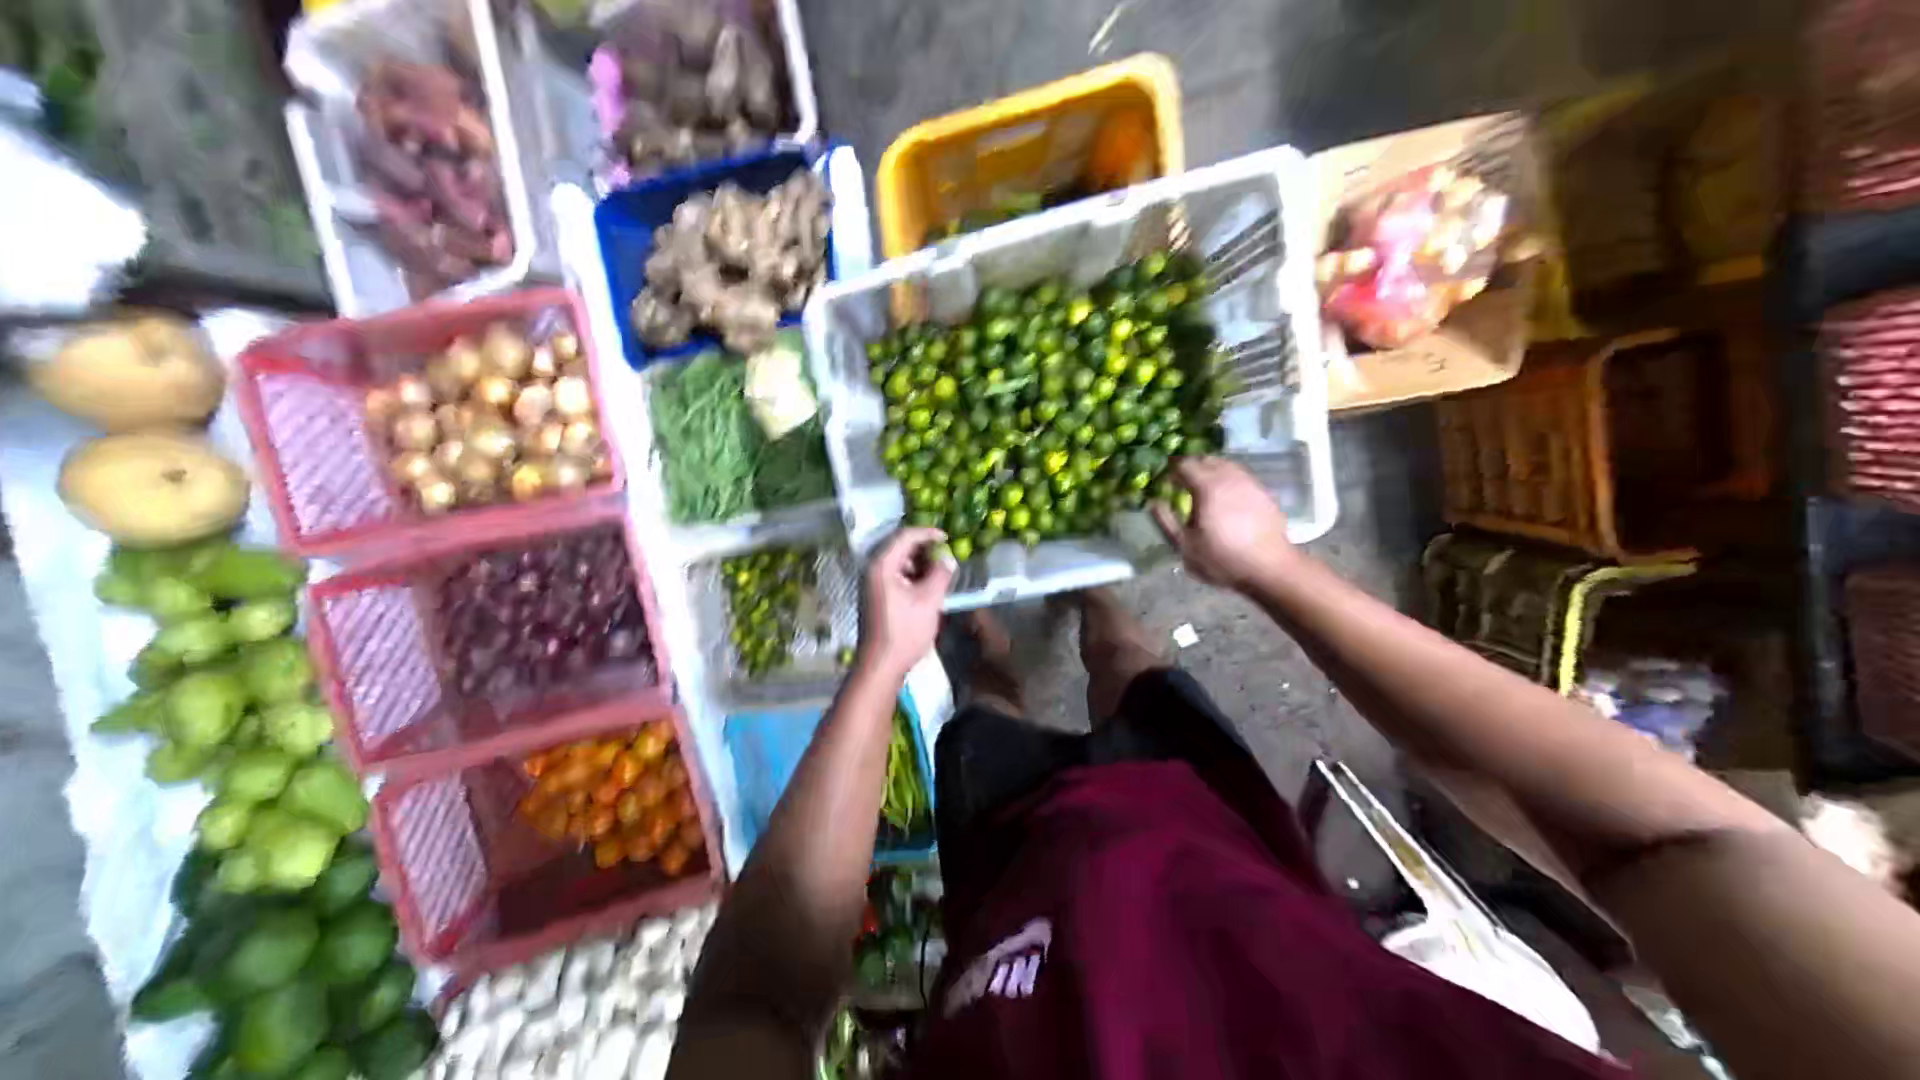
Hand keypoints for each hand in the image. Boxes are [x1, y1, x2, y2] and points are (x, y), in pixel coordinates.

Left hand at [854, 527, 953, 681]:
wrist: (881, 664)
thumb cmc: (905, 631)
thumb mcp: (929, 600)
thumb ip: (941, 574)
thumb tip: (948, 559)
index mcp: (882, 565)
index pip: (905, 536)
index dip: (927, 533)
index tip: (947, 537)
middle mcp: (873, 570)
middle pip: (899, 547)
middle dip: (924, 549)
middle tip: (945, 555)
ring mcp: (872, 584)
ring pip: (898, 563)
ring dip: (919, 563)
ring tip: (940, 572)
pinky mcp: (876, 597)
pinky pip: (895, 576)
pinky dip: (912, 576)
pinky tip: (928, 586)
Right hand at [1151, 457, 1297, 589]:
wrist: (1270, 569)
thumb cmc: (1222, 560)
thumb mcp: (1185, 546)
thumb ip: (1165, 521)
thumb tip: (1153, 502)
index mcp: (1207, 486)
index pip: (1183, 464)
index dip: (1170, 469)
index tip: (1164, 481)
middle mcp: (1229, 477)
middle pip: (1205, 459)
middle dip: (1190, 467)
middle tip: (1181, 483)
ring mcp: (1250, 482)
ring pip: (1226, 464)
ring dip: (1210, 471)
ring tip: (1203, 489)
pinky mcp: (1264, 492)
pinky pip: (1240, 476)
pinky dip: (1228, 480)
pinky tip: (1226, 499)